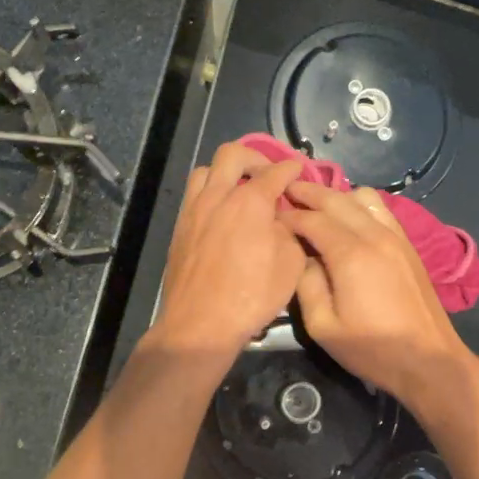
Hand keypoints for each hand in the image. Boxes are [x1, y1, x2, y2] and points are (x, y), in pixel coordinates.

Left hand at [151, 142, 305, 360]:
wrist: (201, 324)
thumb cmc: (252, 296)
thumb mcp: (291, 266)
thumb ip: (290, 232)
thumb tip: (281, 221)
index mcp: (250, 202)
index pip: (276, 172)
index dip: (291, 168)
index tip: (299, 169)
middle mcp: (218, 197)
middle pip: (232, 154)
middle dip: (254, 157)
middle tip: (267, 174)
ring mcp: (193, 211)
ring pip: (206, 171)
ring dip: (225, 173)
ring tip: (239, 191)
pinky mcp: (179, 229)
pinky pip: (194, 197)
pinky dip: (211, 195)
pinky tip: (222, 216)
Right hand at [278, 181, 476, 406]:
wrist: (429, 360)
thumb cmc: (372, 349)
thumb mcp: (323, 327)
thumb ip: (306, 285)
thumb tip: (301, 257)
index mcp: (350, 254)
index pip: (311, 219)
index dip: (287, 216)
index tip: (269, 219)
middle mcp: (374, 235)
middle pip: (336, 199)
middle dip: (307, 193)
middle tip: (285, 193)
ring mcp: (396, 237)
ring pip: (362, 197)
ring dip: (336, 195)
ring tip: (316, 206)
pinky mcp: (408, 245)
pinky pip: (381, 210)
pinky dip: (359, 204)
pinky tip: (348, 218)